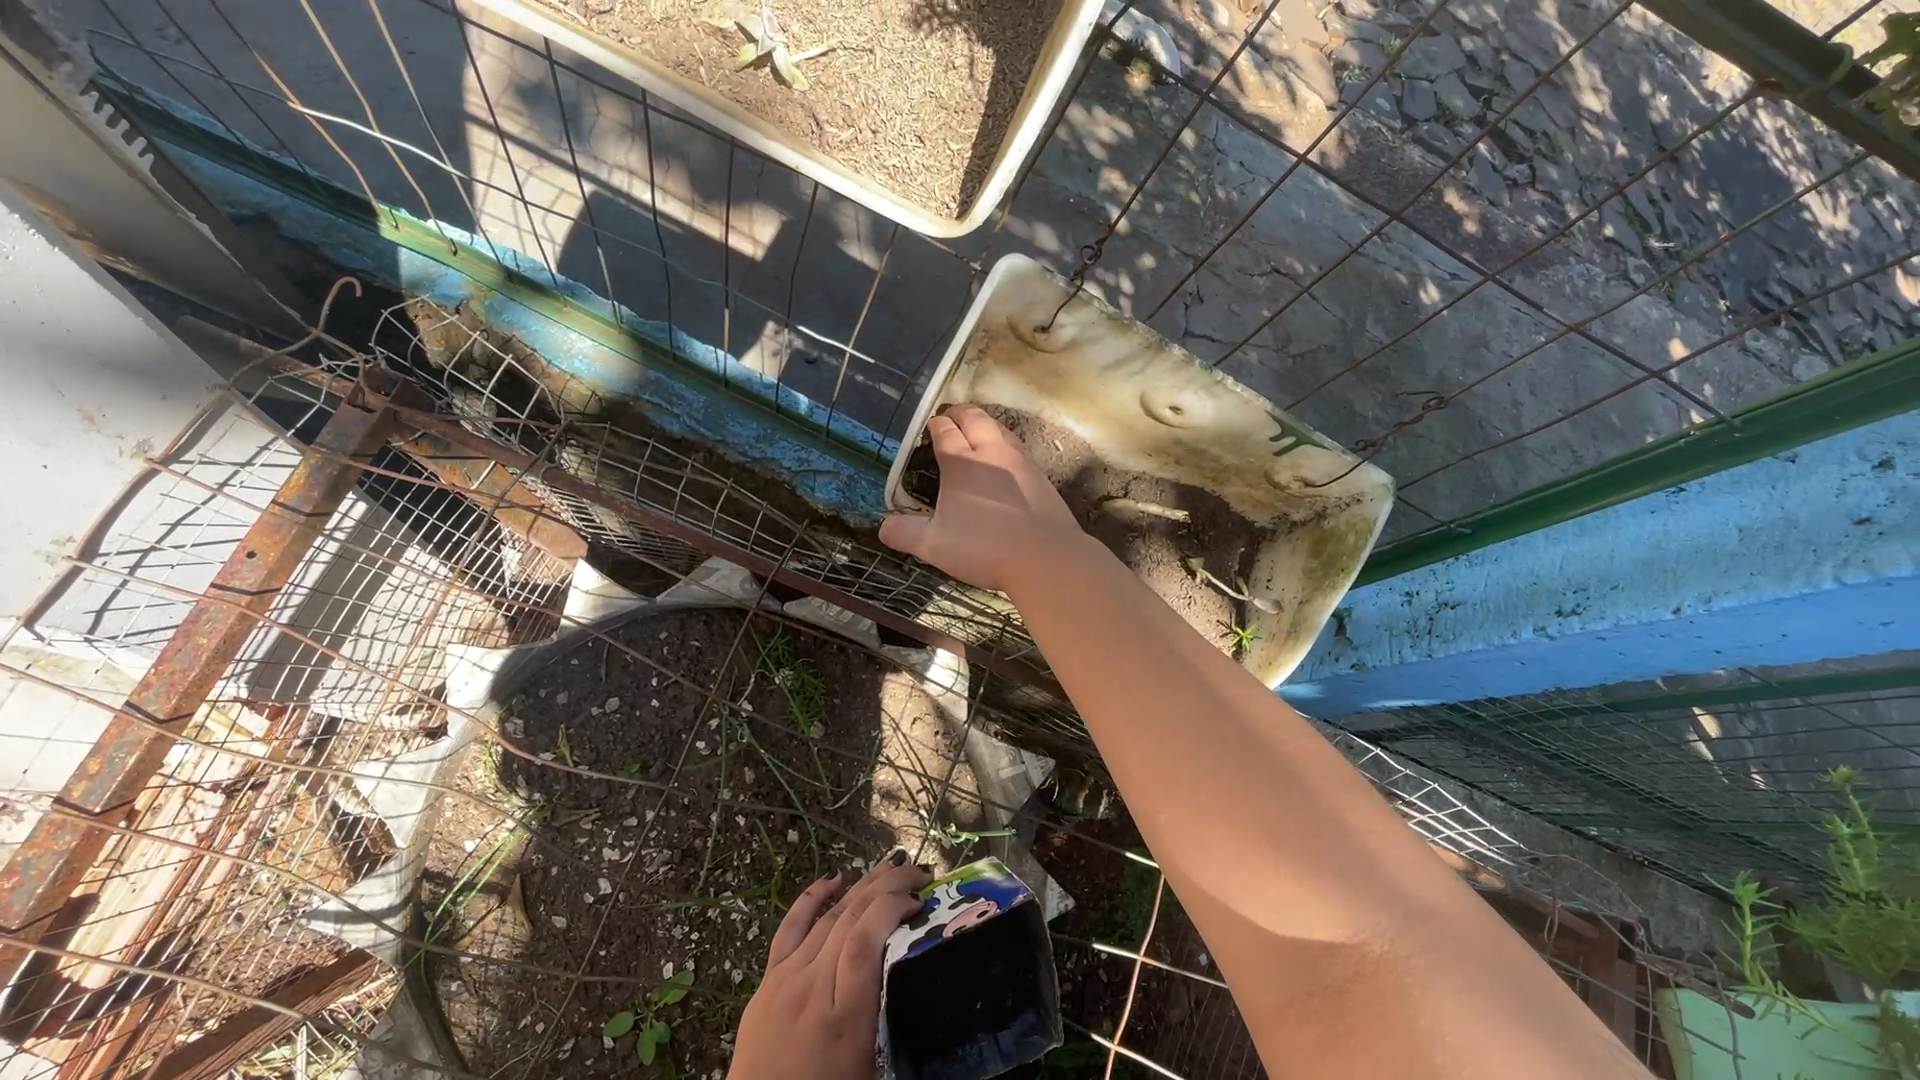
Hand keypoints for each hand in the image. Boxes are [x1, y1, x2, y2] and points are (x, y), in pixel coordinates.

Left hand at [729, 853, 931, 1079]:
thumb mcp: (872, 1067)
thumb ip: (893, 1018)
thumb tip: (922, 974)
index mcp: (843, 1015)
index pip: (864, 941)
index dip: (892, 909)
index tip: (920, 901)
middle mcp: (812, 986)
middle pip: (849, 918)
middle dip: (887, 885)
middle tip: (919, 871)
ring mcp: (786, 978)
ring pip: (827, 917)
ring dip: (862, 886)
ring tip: (890, 866)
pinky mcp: (768, 979)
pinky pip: (790, 928)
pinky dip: (811, 898)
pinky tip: (833, 878)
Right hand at [880, 405, 1086, 594]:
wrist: (1045, 558)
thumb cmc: (984, 548)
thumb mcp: (935, 545)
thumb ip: (905, 533)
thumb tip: (883, 527)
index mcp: (962, 463)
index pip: (945, 431)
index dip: (935, 425)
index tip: (930, 426)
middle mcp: (992, 452)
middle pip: (975, 418)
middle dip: (960, 413)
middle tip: (951, 417)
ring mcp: (1020, 462)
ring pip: (1001, 429)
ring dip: (986, 424)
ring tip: (977, 430)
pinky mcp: (1041, 476)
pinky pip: (1019, 448)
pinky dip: (1006, 444)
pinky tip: (1005, 461)